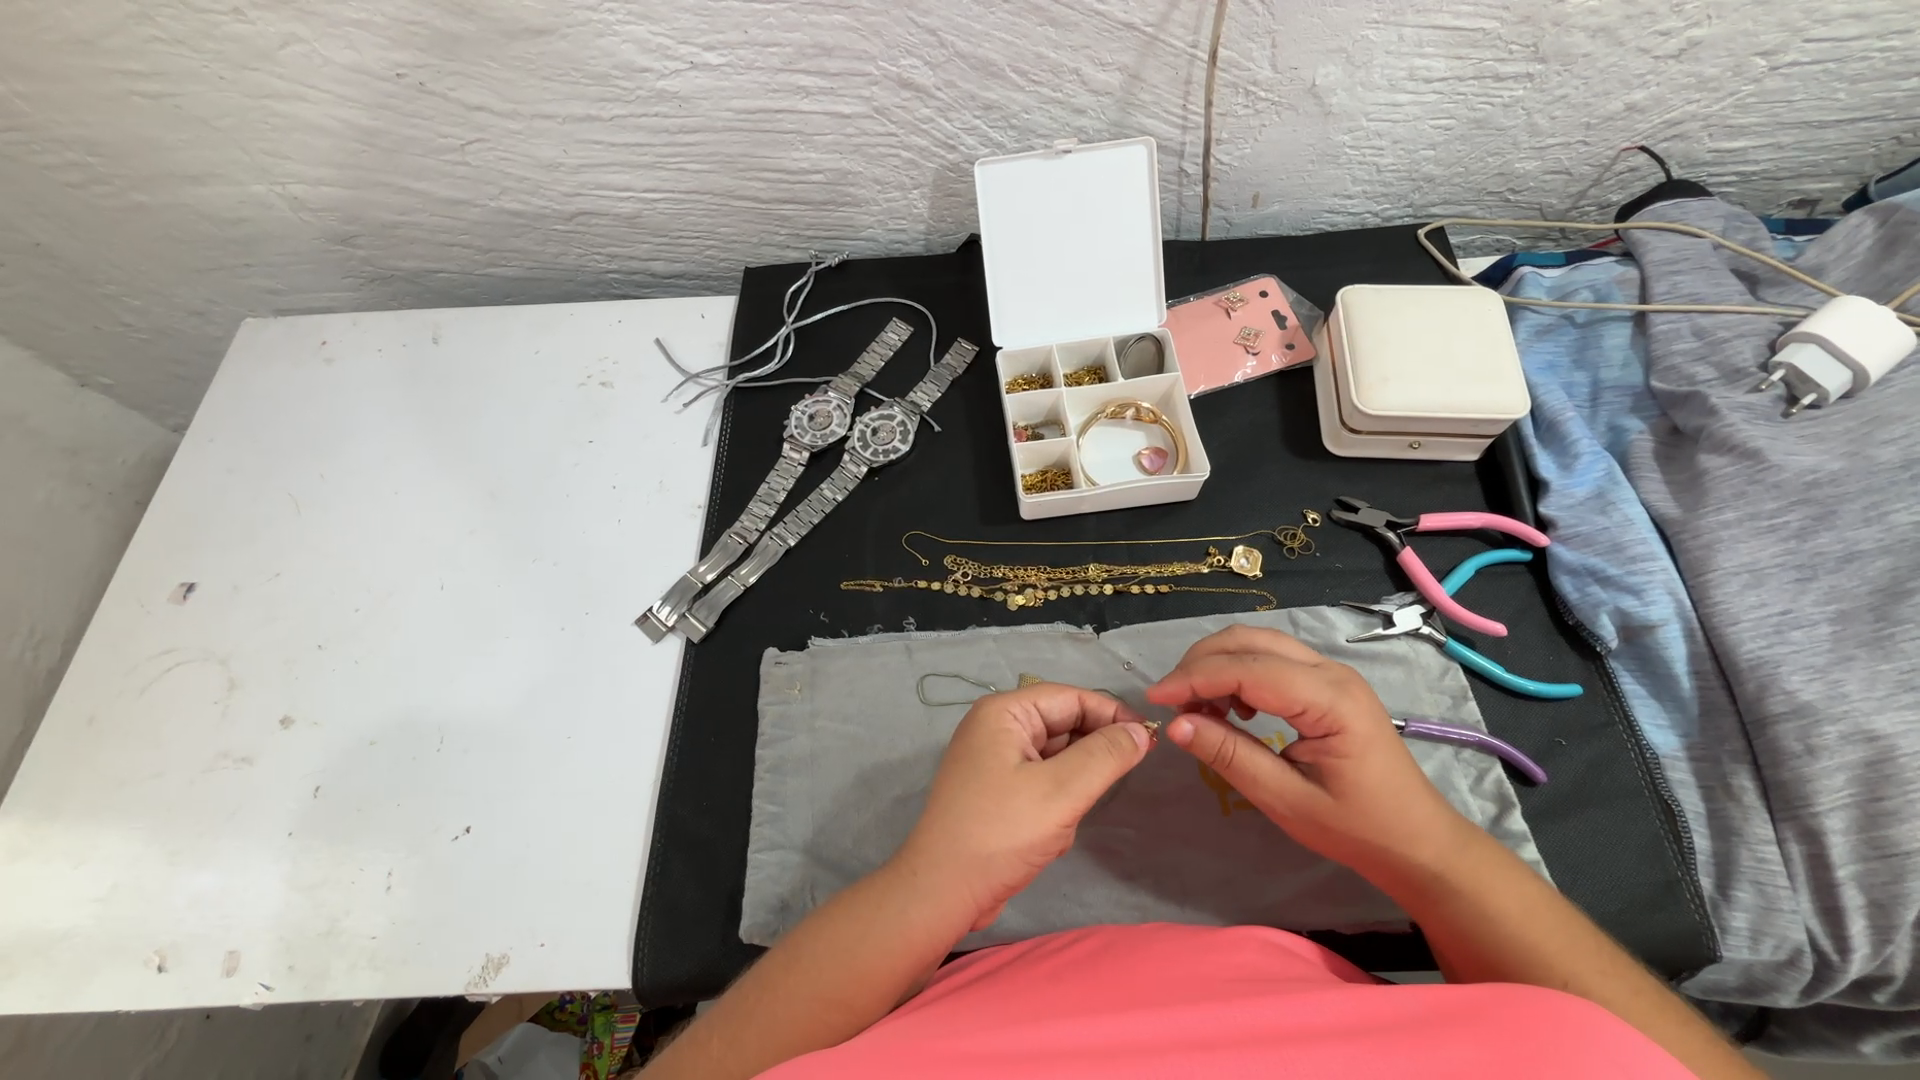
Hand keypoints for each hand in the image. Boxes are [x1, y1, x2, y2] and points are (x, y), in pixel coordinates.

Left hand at [891, 684, 1151, 931]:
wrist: (943, 891)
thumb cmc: (1001, 833)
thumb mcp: (1062, 791)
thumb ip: (1106, 755)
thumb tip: (1141, 732)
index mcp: (1004, 713)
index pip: (1071, 697)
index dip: (1112, 714)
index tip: (1150, 741)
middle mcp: (996, 728)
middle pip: (1063, 723)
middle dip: (1092, 753)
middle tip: (1120, 780)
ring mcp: (994, 760)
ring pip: (1056, 756)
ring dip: (1074, 783)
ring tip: (1072, 813)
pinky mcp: (997, 791)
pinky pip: (1042, 781)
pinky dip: (1058, 801)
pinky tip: (1054, 830)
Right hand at [1146, 626, 1473, 882]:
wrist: (1417, 841)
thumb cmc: (1356, 827)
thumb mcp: (1286, 799)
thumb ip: (1230, 756)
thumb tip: (1175, 725)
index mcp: (1329, 699)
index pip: (1247, 669)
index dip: (1194, 678)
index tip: (1153, 700)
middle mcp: (1331, 672)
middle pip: (1250, 641)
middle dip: (1200, 664)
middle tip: (1171, 703)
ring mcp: (1331, 673)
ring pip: (1258, 643)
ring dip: (1217, 665)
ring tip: (1195, 708)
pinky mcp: (1327, 683)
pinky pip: (1272, 659)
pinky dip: (1238, 671)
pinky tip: (1230, 709)